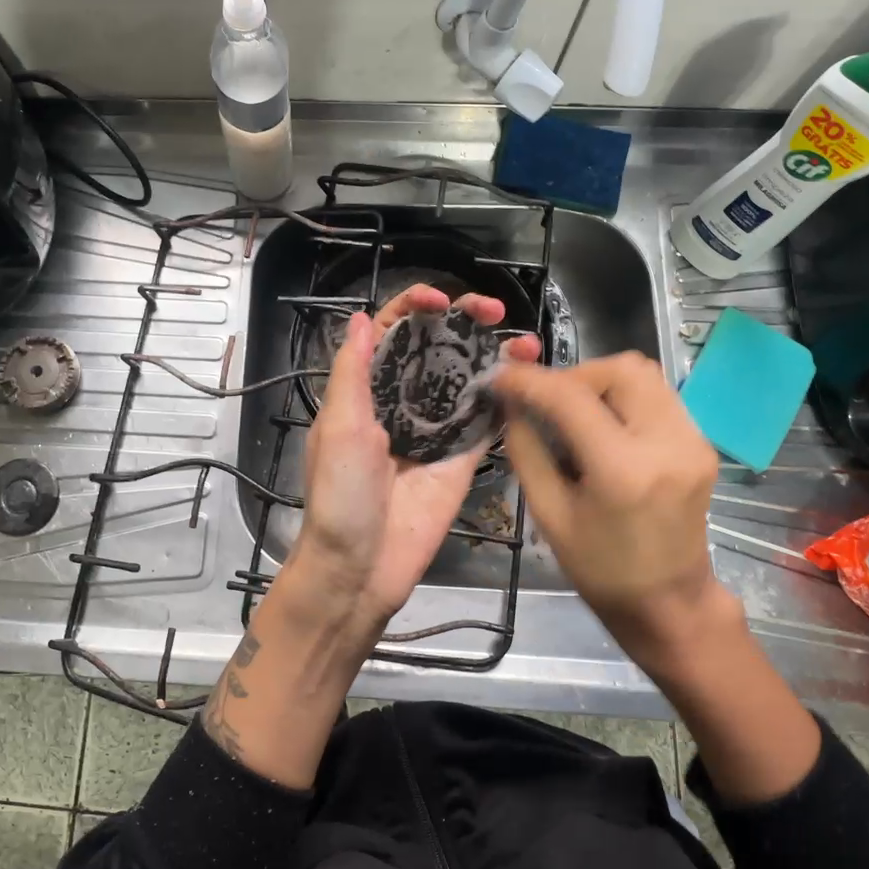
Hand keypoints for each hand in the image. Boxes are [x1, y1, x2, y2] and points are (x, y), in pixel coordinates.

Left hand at [290, 284, 540, 621]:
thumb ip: (353, 372)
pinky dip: (508, 399)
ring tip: (523, 337)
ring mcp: (435, 430)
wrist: (360, 568)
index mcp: (366, 389)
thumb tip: (363, 317)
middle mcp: (402, 402)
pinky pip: (488, 423)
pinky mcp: (462, 459)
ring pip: (467, 380)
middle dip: (462, 322)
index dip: (413, 308)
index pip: (391, 333)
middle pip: (435, 348)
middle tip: (492, 310)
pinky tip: (530, 377)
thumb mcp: (337, 427)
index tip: (440, 300)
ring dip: (493, 354)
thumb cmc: (340, 495)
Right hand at [489, 352, 724, 657]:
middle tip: (549, 402)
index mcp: (623, 470)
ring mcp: (692, 441)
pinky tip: (604, 427)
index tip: (502, 376)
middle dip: (575, 375)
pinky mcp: (701, 443)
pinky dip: (623, 397)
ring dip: (600, 382)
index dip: (530, 380)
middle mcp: (667, 444)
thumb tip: (510, 403)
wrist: (669, 602)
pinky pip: (657, 395)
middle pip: (620, 368)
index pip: (571, 397)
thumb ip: (526, 449)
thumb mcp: (547, 513)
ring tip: (574, 412)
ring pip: (643, 374)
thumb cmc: (599, 567)